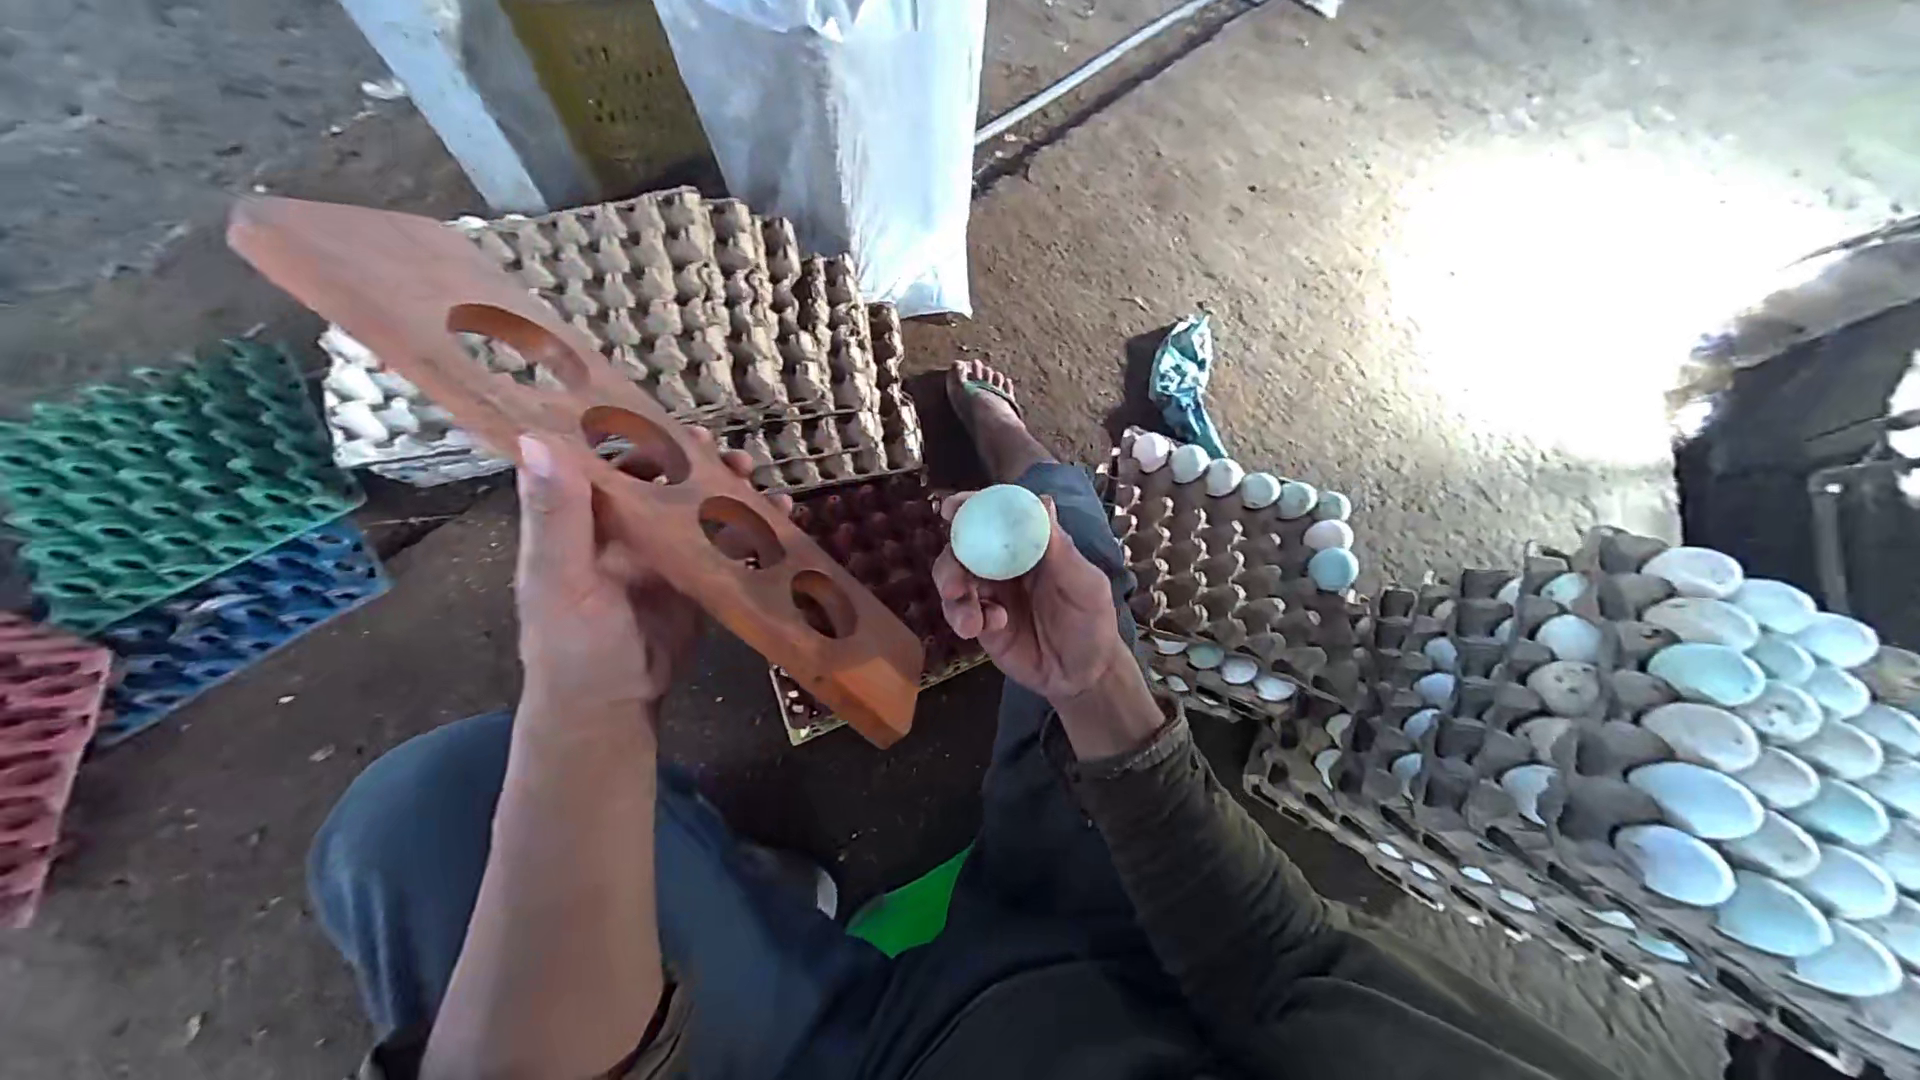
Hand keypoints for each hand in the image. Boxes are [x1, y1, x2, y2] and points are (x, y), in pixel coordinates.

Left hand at [513, 428, 791, 718]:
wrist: (614, 703)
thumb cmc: (573, 645)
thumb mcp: (559, 579)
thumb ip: (556, 517)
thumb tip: (537, 440)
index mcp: (585, 520)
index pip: (611, 464)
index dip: (641, 439)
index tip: (674, 424)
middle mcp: (626, 530)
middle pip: (667, 482)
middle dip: (700, 464)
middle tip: (734, 456)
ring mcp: (665, 554)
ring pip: (700, 509)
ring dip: (729, 491)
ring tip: (758, 481)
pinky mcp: (697, 579)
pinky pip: (726, 545)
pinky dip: (751, 530)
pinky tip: (780, 517)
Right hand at [932, 491, 1132, 703]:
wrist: (1084, 675)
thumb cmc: (1092, 621)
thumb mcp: (1085, 585)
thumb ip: (1061, 550)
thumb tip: (1042, 502)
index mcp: (1028, 546)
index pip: (995, 517)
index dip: (971, 508)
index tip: (951, 509)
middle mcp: (1003, 564)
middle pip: (963, 547)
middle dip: (951, 559)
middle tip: (953, 581)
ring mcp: (989, 593)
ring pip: (953, 579)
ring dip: (952, 591)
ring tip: (969, 619)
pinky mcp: (981, 623)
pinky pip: (959, 612)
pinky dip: (965, 618)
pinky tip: (990, 627)